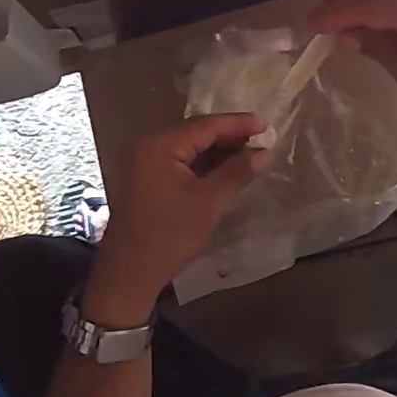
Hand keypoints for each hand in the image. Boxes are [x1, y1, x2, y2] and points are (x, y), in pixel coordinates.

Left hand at [82, 113, 270, 325]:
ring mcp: (142, 161)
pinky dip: (201, 163)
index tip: (266, 125)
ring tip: (248, 155)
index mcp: (159, 146)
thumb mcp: (208, 202)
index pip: (204, 126)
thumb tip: (265, 152)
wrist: (131, 272)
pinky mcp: (144, 177)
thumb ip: (236, 172)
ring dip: (216, 151)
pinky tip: (223, 169)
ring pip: (187, 147)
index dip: (237, 124)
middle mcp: (147, 145)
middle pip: (194, 132)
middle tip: (260, 141)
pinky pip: (177, 161)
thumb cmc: (170, 235)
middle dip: (228, 137)